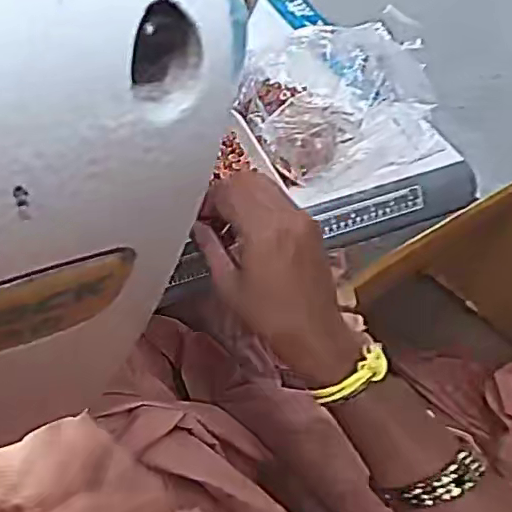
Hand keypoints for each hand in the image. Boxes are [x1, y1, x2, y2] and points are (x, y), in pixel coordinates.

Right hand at [192, 170, 369, 384]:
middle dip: (224, 192)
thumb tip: (200, 227)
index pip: (229, 189)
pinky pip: (279, 201)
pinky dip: (259, 206)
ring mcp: (303, 219)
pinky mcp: (311, 226)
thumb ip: (211, 247)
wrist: (313, 332)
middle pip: (248, 179)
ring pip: (265, 186)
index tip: (198, 217)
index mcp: (264, 229)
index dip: (208, 199)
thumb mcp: (228, 284)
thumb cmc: (269, 316)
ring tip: (227, 226)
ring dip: (242, 197)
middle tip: (210, 217)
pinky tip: (248, 233)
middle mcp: (287, 216)